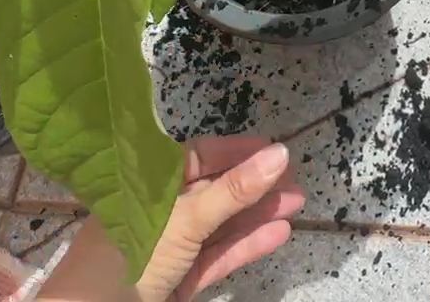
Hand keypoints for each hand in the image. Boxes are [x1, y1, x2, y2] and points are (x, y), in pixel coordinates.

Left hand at [48, 136, 304, 301]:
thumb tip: (282, 152)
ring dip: (257, 215)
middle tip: (295, 182)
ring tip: (297, 206)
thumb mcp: (187, 219)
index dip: (239, 151)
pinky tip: (277, 235)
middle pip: (215, 190)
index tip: (276, 150)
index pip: (202, 155)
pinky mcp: (175, 280)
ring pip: (219, 224)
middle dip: (256, 185)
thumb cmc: (132, 257)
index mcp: (152, 184)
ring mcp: (168, 247)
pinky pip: (214, 256)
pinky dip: (244, 246)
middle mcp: (160, 210)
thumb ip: (235, 189)